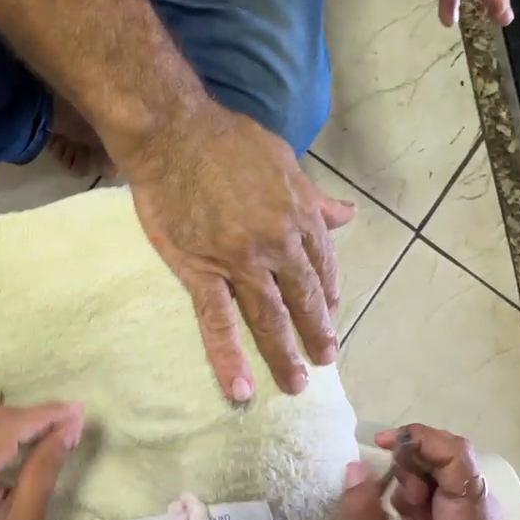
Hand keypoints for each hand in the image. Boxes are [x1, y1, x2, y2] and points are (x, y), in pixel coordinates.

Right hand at [121, 99, 355, 399]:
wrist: (172, 133)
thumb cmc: (228, 140)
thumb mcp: (284, 162)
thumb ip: (314, 197)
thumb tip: (346, 216)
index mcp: (300, 216)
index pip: (322, 266)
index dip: (327, 295)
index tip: (329, 315)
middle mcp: (277, 244)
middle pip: (303, 299)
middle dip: (317, 334)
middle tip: (325, 362)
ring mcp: (239, 262)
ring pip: (268, 317)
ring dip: (284, 355)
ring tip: (295, 385)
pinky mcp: (200, 272)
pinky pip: (217, 321)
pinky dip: (229, 356)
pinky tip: (240, 386)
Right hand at [342, 423, 502, 519]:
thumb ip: (364, 515)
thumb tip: (354, 467)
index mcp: (470, 513)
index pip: (454, 452)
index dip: (418, 438)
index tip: (380, 446)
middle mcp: (480, 504)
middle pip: (445, 455)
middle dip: (409, 466)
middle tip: (389, 499)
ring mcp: (475, 509)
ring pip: (438, 468)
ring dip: (410, 482)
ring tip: (401, 519)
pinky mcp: (465, 516)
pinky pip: (437, 485)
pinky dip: (414, 494)